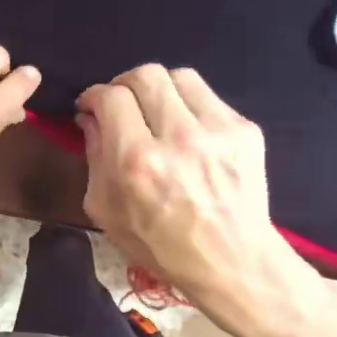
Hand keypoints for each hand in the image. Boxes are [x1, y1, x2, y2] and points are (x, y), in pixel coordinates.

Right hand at [77, 65, 317, 324]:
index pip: (111, 96)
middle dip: (123, 84)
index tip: (91, 106)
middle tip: (120, 104)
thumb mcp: (104, 208)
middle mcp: (177, 138)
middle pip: (145, 74)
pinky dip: (187, 105)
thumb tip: (91, 117)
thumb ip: (93, 156)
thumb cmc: (158, 243)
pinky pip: (208, 96)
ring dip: (158, 88)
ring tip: (154, 111)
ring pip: (179, 75)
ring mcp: (217, 131)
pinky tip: (185, 129)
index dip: (94, 95)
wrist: (232, 262)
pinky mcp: (245, 130)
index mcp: (136, 161)